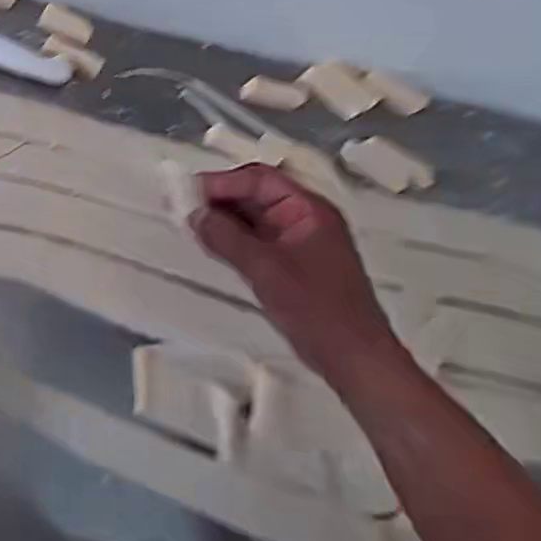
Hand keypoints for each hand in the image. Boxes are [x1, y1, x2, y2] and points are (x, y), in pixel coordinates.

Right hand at [190, 164, 400, 374]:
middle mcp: (304, 218)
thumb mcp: (266, 269)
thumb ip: (227, 238)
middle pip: (256, 194)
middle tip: (184, 207)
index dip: (222, 182)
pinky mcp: (292, 264)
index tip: (190, 192)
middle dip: (220, 199)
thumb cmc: (319, 310)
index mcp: (309, 209)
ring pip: (254, 217)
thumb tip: (195, 215)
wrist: (356, 360)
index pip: (259, 179)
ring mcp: (299, 241)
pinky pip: (256, 239)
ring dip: (224, 219)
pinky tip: (212, 244)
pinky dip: (233, 238)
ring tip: (193, 225)